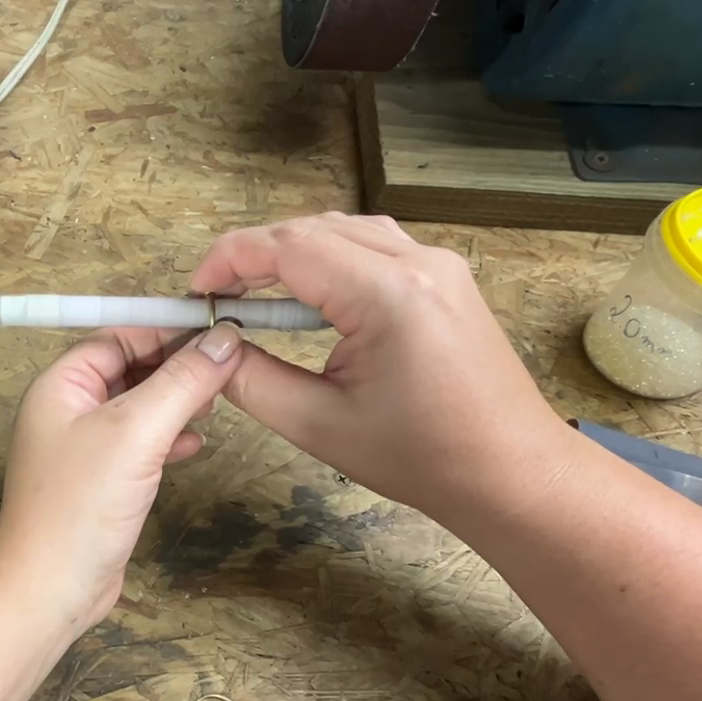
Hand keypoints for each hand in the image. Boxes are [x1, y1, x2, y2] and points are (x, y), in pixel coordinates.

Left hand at [0, 324, 244, 629]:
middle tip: (227, 371)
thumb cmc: (83, 503)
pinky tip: (196, 446)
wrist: (51, 588)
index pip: (118, 336)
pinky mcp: (101, 482)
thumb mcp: (135, 432)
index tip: (221, 332)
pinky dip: (168, 440)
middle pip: (130, 369)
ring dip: (177, 403)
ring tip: (216, 406)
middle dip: (177, 368)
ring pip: (138, 408)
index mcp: (62, 385)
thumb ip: (181, 382)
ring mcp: (84, 449)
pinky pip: (139, 445)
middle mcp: (68, 410)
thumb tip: (227, 337)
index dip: (167, 330)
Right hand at [191, 214, 575, 517]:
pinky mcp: (444, 278)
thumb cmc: (415, 457)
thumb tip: (213, 349)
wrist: (507, 471)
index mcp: (387, 294)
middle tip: (215, 298)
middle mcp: (417, 261)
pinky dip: (326, 261)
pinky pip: (372, 247)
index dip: (230, 259)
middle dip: (254, 255)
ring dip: (289, 254)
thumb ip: (253, 380)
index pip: (289, 247)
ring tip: (251, 295)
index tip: (193, 292)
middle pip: (314, 228)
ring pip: (344, 231)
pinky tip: (305, 297)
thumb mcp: (317, 424)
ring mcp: (437, 264)